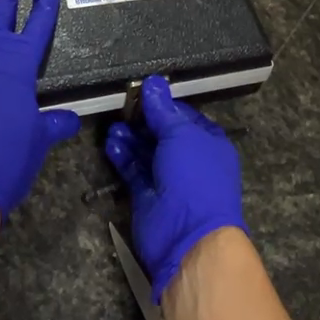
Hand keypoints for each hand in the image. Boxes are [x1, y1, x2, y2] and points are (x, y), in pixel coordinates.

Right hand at [104, 75, 247, 302]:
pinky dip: (123, 157)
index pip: (182, 115)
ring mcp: (168, 179)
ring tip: (113, 126)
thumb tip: (152, 82)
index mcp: (207, 142)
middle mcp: (189, 159)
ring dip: (130, 137)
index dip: (162, 103)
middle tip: (121, 107)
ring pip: (146, 151)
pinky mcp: (147, 196)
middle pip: (162, 132)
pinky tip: (111, 144)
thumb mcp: (181, 134)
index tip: (140, 91)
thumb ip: (163, 110)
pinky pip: (134, 170)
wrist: (188, 237)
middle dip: (142, 120)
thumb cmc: (195, 177)